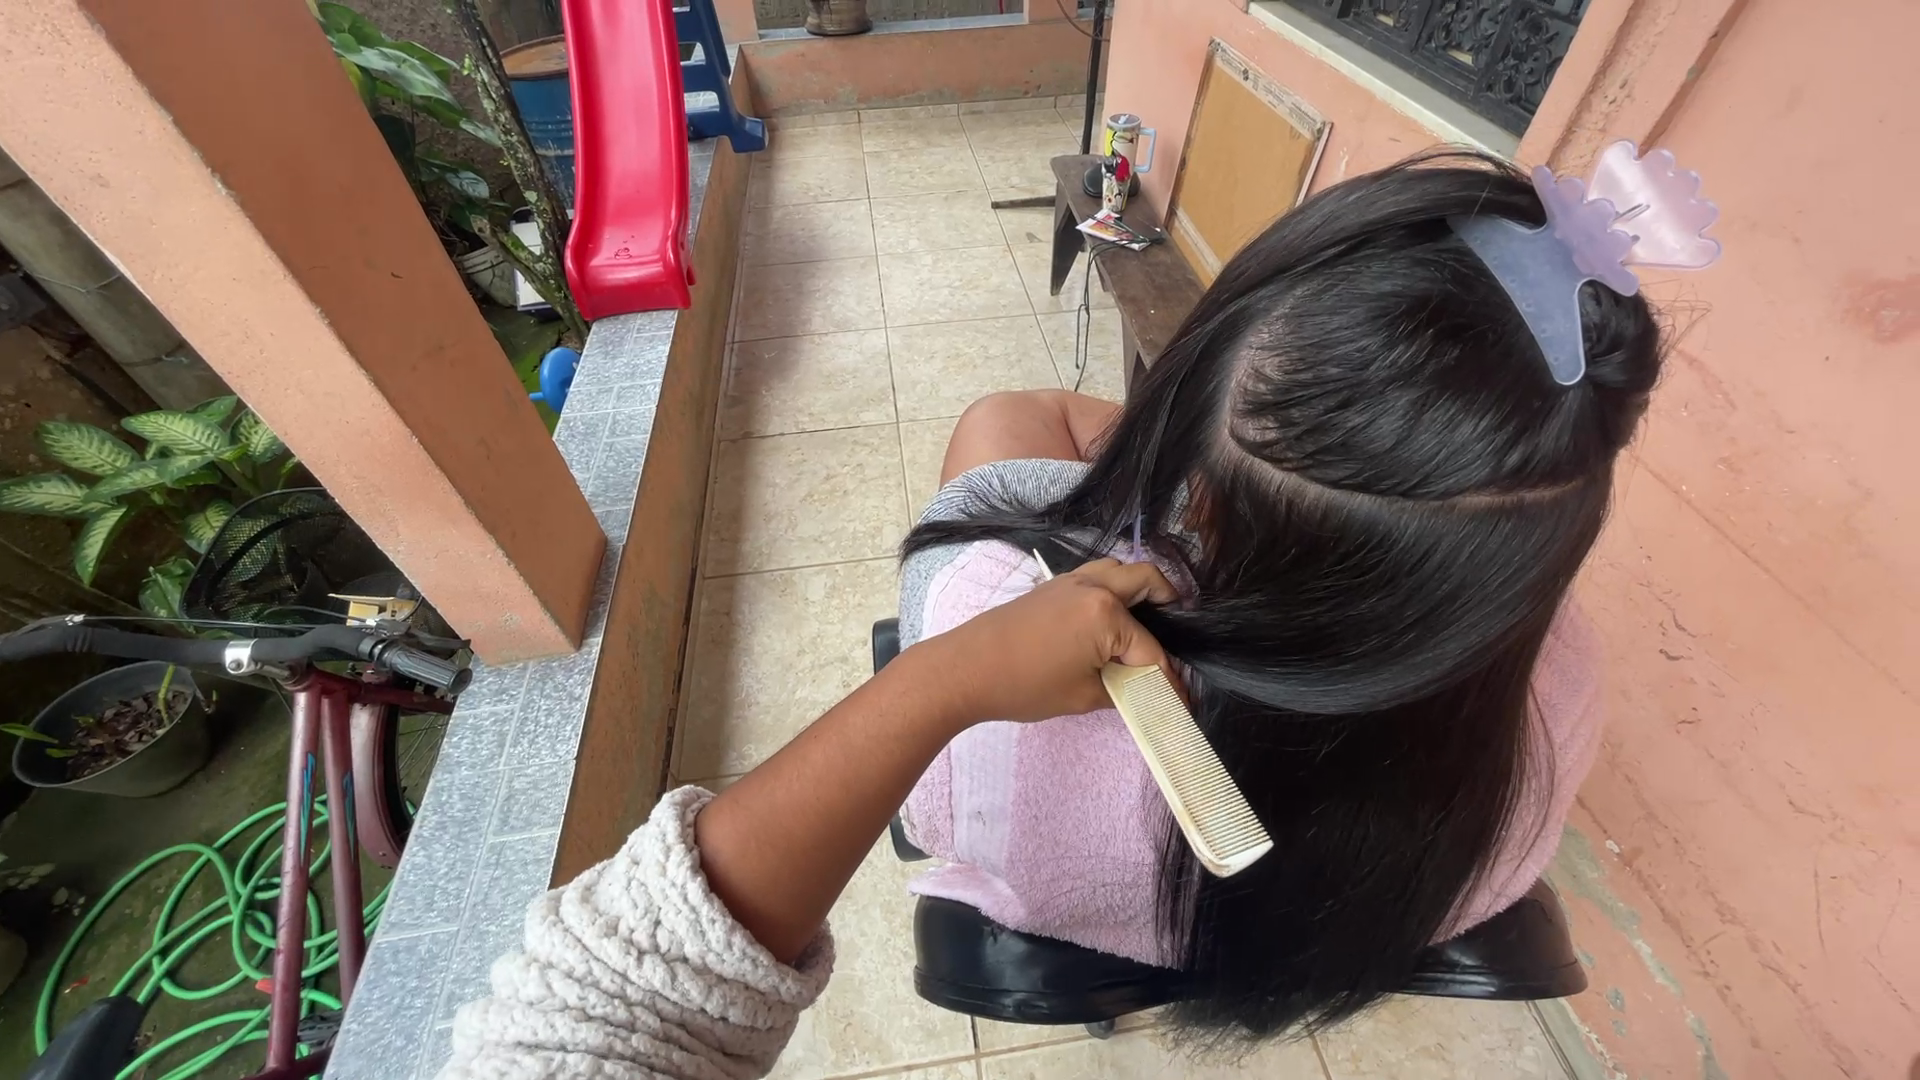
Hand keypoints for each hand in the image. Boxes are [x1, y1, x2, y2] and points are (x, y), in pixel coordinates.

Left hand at [907, 557, 1178, 724]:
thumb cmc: (1024, 685)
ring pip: (1121, 569)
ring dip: (1140, 589)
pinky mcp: (1054, 584)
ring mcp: (1072, 579)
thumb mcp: (1083, 695)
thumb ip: (1122, 688)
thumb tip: (1143, 688)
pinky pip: (1097, 574)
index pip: (1151, 651)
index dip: (1170, 681)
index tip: (1183, 702)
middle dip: (1170, 607)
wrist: (966, 668)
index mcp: (1106, 614)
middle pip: (1148, 581)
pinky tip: (1111, 620)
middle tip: (1175, 638)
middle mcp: (1094, 586)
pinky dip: (1114, 588)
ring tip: (1148, 622)